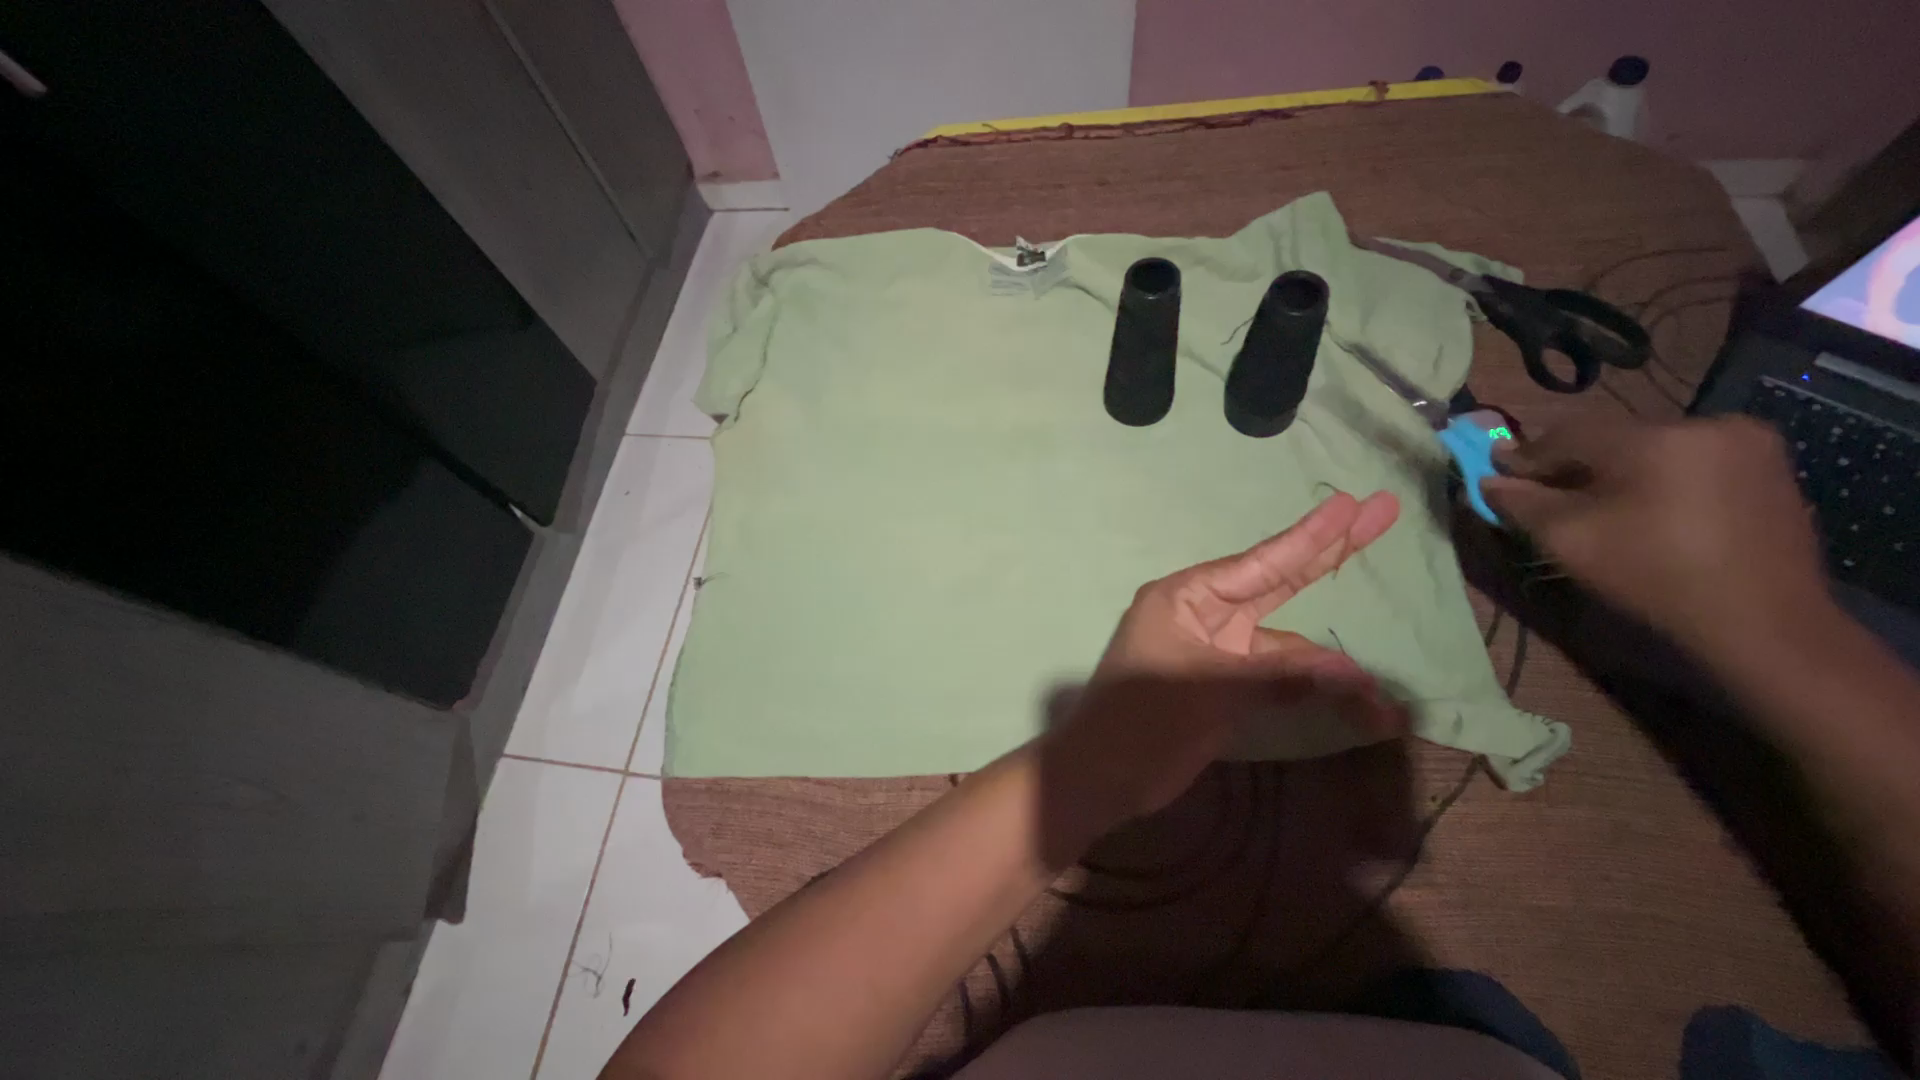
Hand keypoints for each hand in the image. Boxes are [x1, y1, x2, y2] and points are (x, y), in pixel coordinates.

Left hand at [1043, 491, 1409, 832]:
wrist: (1101, 776)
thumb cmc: (1140, 719)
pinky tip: (1352, 702)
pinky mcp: (1224, 688)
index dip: (1313, 536)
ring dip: (1330, 666)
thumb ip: (1277, 676)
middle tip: (1382, 513)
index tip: (1355, 503)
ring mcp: (1216, 651)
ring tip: (1378, 695)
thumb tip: (1350, 674)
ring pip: (1285, 642)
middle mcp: (1204, 615)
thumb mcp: (1207, 688)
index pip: (1260, 562)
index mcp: (1186, 597)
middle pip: (1278, 581)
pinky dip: (1310, 688)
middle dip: (1330, 556)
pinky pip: (1277, 677)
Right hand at [1480, 416, 1826, 656]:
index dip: (1526, 454)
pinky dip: (1658, 477)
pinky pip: (1692, 460)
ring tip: (1591, 502)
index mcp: (1656, 438)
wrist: (1765, 625)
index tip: (1495, 471)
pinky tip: (1645, 508)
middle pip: (1615, 437)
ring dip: (1616, 469)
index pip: (1570, 433)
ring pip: (1654, 446)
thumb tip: (1488, 481)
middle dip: (1573, 463)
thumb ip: (1522, 504)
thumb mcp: (1569, 542)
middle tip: (1541, 490)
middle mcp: (1707, 424)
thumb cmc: (1654, 578)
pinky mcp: (1770, 467)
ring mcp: (1747, 443)